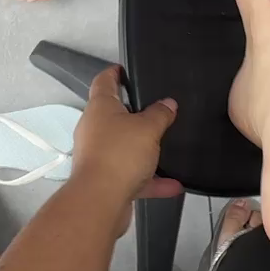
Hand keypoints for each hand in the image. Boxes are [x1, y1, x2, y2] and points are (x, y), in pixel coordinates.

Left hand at [67, 67, 180, 235]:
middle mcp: (95, 128)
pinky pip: (132, 174)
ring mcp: (98, 155)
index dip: (114, 72)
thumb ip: (160, 114)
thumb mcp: (147, 129)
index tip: (126, 69)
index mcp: (100, 107)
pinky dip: (151, 179)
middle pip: (114, 114)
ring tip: (167, 146)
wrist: (99, 201)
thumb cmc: (120, 154)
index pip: (104, 81)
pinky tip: (174, 185)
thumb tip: (167, 103)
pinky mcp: (105, 180)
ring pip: (124, 146)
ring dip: (144, 149)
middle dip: (134, 112)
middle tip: (157, 108)